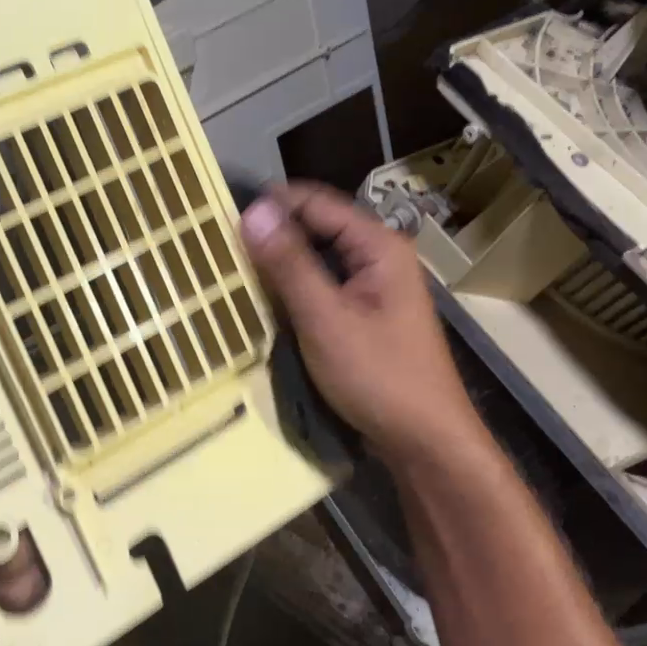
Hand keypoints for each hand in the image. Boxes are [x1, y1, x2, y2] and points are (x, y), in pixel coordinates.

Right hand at [239, 182, 483, 467]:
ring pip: (316, 260)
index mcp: (379, 246)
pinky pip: (321, 287)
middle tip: (220, 248)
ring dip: (279, 266)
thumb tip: (251, 211)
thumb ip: (288, 265)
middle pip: (316, 229)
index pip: (315, 203)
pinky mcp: (363, 315)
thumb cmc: (379, 377)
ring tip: (232, 272)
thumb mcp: (325, 319)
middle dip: (272, 236)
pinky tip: (263, 303)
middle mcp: (379, 258)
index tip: (221, 218)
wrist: (425, 442)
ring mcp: (373, 288)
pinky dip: (293, 290)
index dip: (270, 206)